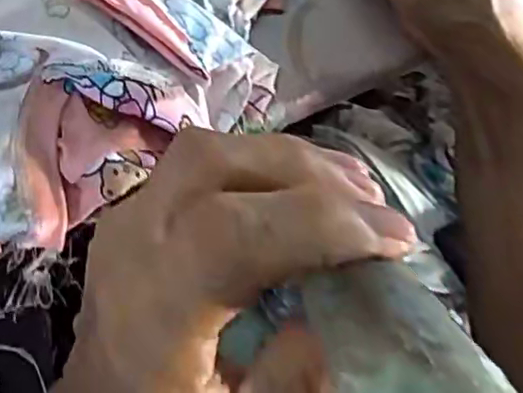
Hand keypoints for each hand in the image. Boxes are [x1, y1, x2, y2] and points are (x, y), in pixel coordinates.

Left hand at [61, 131, 416, 391]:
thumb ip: (294, 378)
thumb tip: (353, 316)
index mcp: (155, 302)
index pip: (227, 231)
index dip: (314, 222)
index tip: (395, 237)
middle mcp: (133, 237)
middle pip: (208, 163)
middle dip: (299, 169)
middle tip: (376, 202)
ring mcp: (127, 212)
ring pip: (198, 151)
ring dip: (278, 158)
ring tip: (352, 185)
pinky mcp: (133, 204)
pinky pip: (190, 163)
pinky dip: (251, 163)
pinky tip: (296, 184)